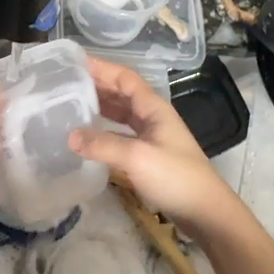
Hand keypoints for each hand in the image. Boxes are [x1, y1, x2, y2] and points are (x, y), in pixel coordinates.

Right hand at [69, 57, 247, 238]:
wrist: (206, 212)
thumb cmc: (175, 177)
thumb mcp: (137, 157)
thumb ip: (103, 144)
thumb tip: (70, 136)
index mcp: (153, 108)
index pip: (125, 78)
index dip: (102, 67)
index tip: (76, 61)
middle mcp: (153, 117)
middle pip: (123, 93)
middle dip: (98, 85)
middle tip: (67, 82)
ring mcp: (153, 136)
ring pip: (122, 114)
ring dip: (101, 107)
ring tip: (73, 104)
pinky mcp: (150, 156)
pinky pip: (122, 134)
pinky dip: (105, 130)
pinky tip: (89, 137)